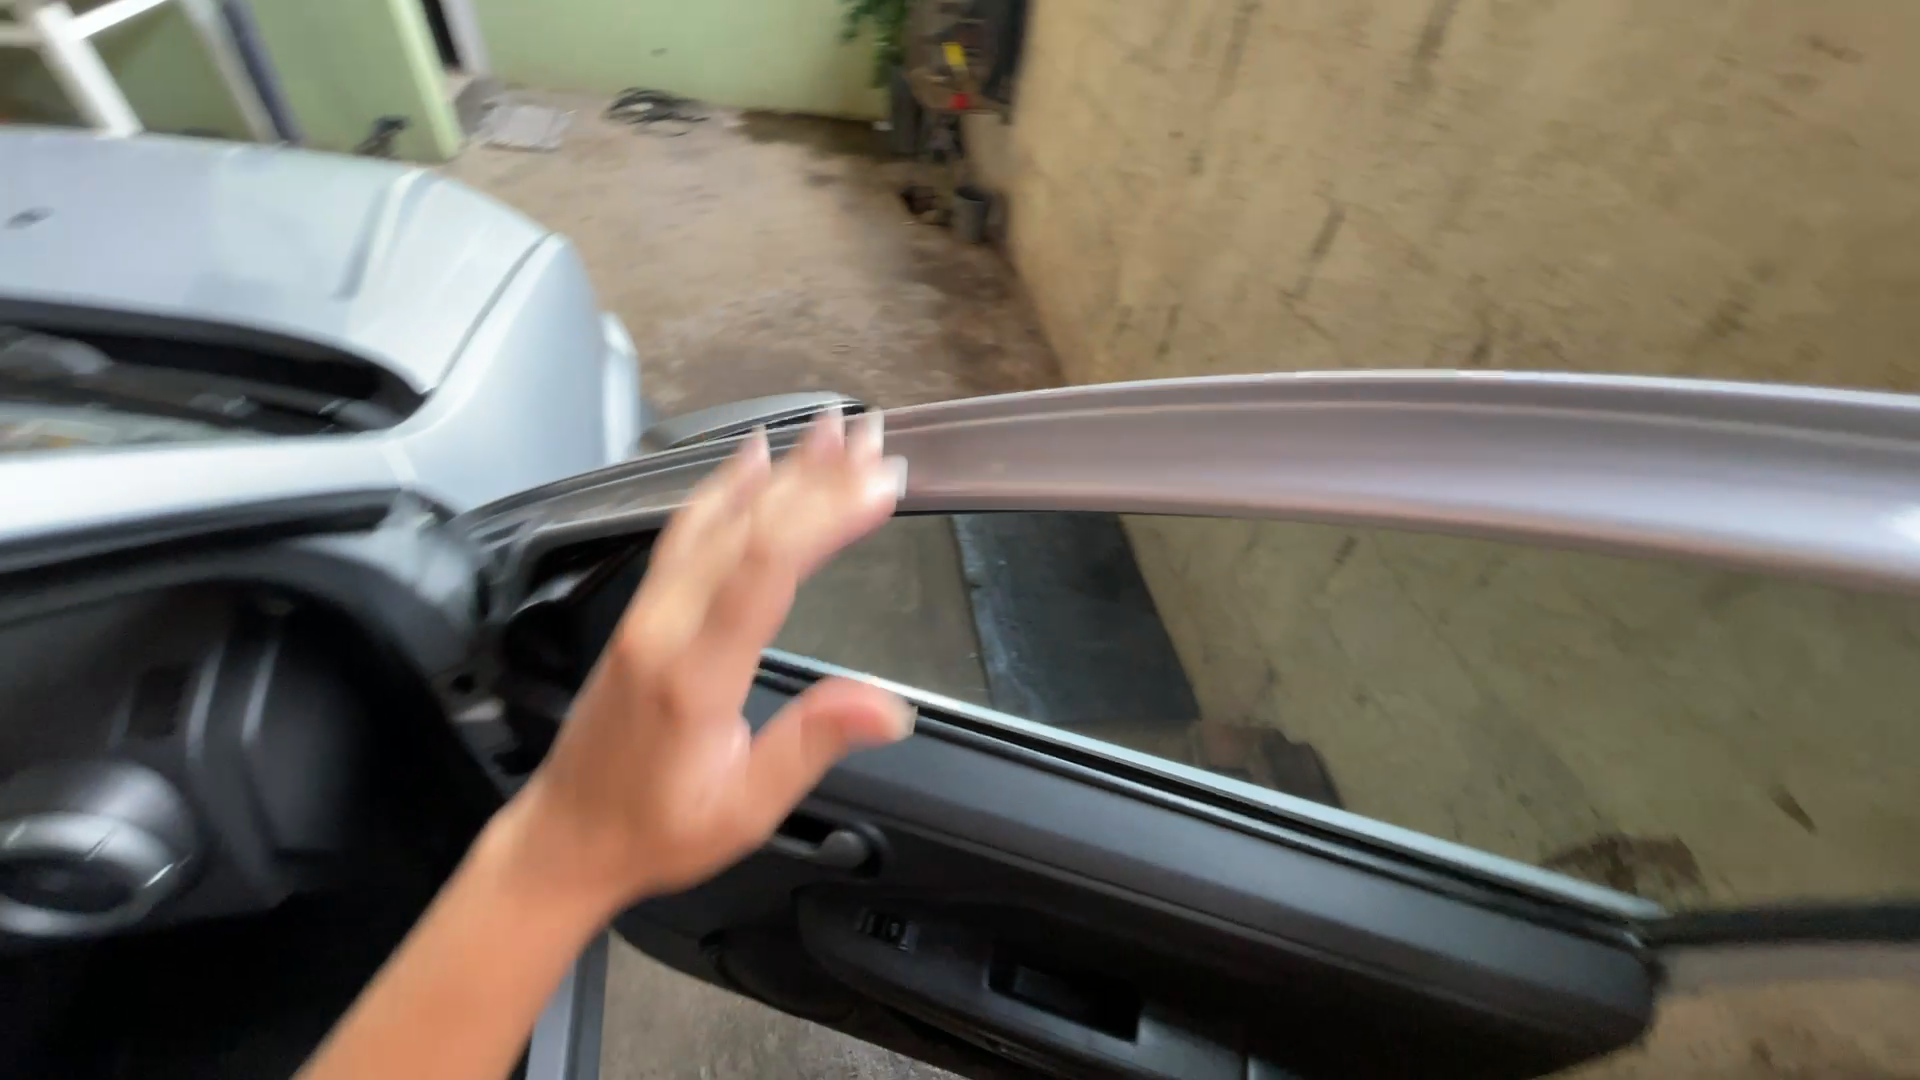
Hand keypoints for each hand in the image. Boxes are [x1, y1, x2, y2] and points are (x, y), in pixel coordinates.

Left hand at [497, 409, 912, 911]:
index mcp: (695, 674)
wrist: (565, 836)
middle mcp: (666, 624)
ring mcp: (649, 608)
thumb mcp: (746, 807)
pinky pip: (687, 530)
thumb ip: (813, 743)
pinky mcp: (645, 606)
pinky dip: (725, 486)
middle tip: (871, 437)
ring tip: (829, 428)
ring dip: (780, 469)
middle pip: (745, 527)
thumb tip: (891, 708)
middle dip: (817, 476)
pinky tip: (752, 459)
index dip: (825, 515)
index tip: (880, 483)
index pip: (764, 568)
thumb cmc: (657, 828)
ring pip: (717, 517)